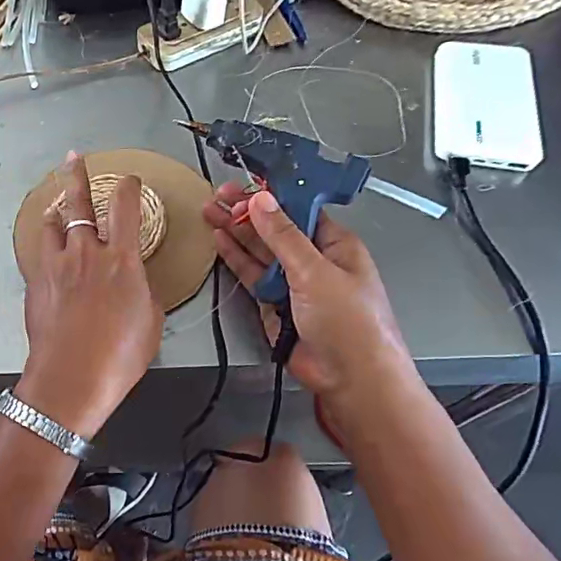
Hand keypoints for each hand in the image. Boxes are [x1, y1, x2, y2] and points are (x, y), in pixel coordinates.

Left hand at [17, 153, 163, 437]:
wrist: (70, 378)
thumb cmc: (118, 356)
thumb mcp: (150, 321)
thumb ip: (142, 291)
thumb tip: (132, 283)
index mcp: (121, 260)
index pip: (126, 208)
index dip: (129, 188)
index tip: (130, 180)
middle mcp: (85, 254)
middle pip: (80, 204)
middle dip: (78, 177)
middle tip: (74, 159)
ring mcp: (55, 267)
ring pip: (52, 225)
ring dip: (56, 212)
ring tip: (56, 207)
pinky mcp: (35, 284)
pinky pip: (40, 254)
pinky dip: (46, 246)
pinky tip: (48, 254)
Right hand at [201, 183, 415, 421]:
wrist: (350, 377)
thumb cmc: (350, 322)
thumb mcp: (315, 271)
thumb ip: (283, 236)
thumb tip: (261, 200)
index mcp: (336, 245)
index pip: (299, 210)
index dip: (271, 195)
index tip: (245, 183)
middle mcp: (314, 261)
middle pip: (275, 230)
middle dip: (246, 212)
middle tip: (218, 196)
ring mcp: (294, 284)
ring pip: (260, 252)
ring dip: (236, 233)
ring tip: (210, 213)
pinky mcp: (275, 306)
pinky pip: (253, 277)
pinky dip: (236, 260)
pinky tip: (221, 243)